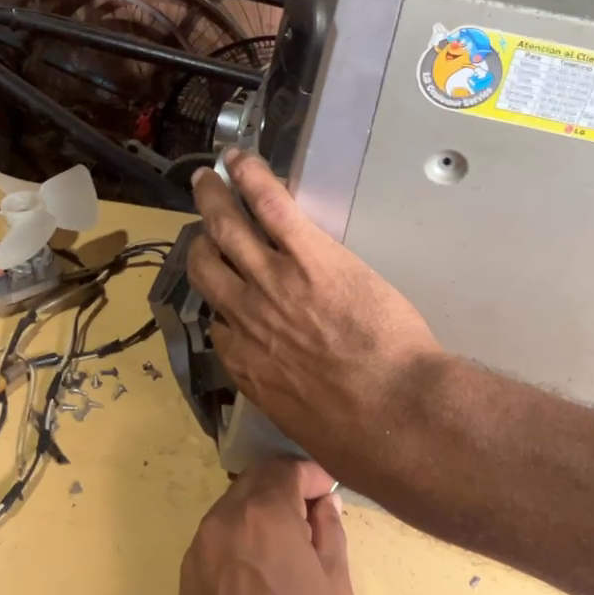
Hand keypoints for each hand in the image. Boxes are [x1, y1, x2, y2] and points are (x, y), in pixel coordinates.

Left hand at [181, 458, 351, 594]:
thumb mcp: (336, 584)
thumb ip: (329, 529)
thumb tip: (323, 502)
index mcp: (264, 515)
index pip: (285, 467)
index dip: (310, 474)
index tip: (326, 491)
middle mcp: (224, 520)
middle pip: (255, 481)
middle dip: (283, 489)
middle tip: (309, 515)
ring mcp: (199, 548)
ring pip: (232, 507)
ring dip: (258, 512)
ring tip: (284, 545)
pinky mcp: (185, 577)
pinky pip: (215, 538)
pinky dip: (237, 538)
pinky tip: (257, 568)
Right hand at [188, 150, 442, 478]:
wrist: (394, 413)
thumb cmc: (357, 434)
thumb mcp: (305, 426)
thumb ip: (286, 399)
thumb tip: (293, 393)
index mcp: (246, 364)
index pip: (218, 325)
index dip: (220, 304)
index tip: (226, 293)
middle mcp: (247, 316)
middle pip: (206, 268)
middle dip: (199, 242)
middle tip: (201, 224)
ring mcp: (273, 282)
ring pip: (226, 229)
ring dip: (213, 200)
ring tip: (208, 179)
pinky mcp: (309, 255)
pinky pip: (269, 207)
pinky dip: (251, 179)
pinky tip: (240, 160)